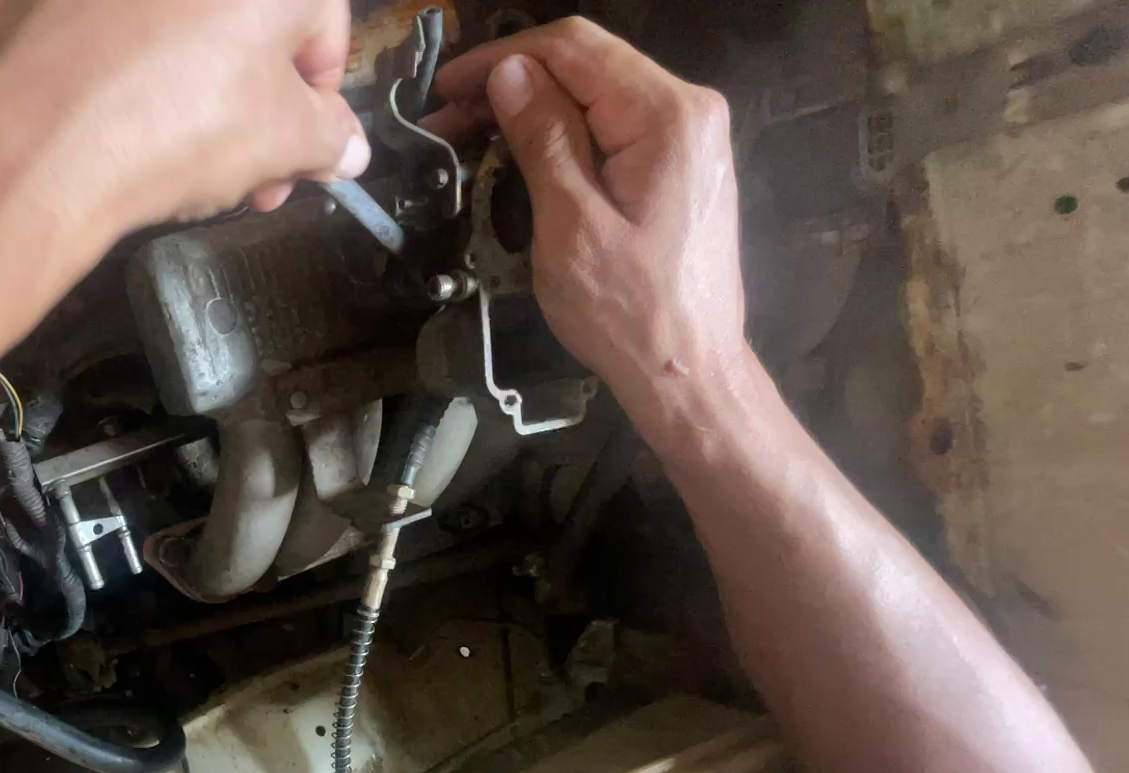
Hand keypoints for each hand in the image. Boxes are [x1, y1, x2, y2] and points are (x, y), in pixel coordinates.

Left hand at [0, 0, 369, 361]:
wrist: (31, 138)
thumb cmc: (181, 125)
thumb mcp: (281, 142)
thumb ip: (327, 137)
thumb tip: (345, 145)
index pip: (322, 26)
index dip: (317, 105)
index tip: (299, 161)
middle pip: (242, 31)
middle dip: (253, 113)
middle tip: (244, 182)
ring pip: (174, 35)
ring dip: (194, 102)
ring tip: (178, 173)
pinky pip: (109, 35)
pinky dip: (128, 81)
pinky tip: (120, 140)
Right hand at [425, 18, 759, 445]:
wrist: (685, 367)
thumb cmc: (624, 308)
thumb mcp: (571, 226)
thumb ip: (544, 141)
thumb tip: (510, 73)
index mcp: (665, 114)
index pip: (575, 49)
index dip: (501, 58)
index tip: (443, 89)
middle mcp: (686, 108)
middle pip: (587, 66)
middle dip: (510, 81)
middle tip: (444, 121)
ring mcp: (685, 138)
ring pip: (596, 96)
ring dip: (530, 107)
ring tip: (469, 137)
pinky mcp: (675, 168)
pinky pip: (610, 128)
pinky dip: (558, 132)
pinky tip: (520, 153)